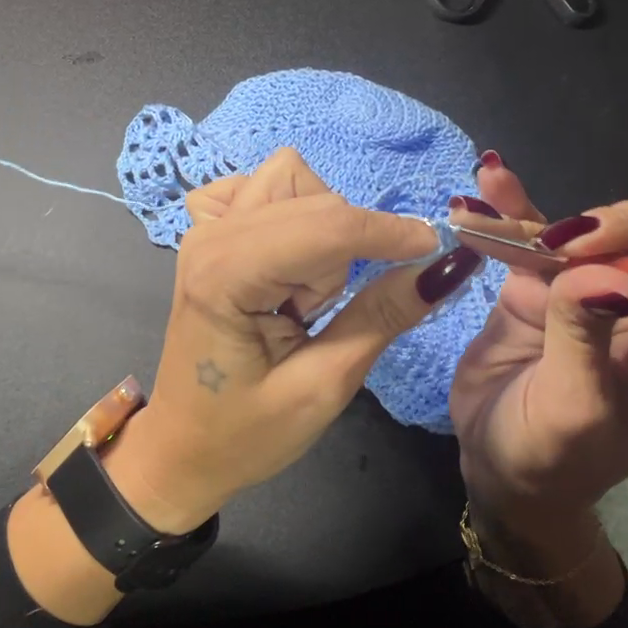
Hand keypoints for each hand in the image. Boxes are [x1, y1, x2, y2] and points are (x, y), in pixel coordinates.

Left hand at [108, 148, 483, 533]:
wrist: (182, 447)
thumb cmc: (245, 433)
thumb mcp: (323, 387)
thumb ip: (381, 317)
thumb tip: (445, 267)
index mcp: (225, 276)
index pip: (326, 226)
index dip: (388, 232)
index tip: (438, 247)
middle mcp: (210, 236)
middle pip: (314, 198)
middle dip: (346, 249)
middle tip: (325, 313)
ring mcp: (205, 227)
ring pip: (291, 180)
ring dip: (319, 228)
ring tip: (302, 295)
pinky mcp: (208, 230)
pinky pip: (262, 188)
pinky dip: (291, 213)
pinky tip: (285, 262)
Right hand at [447, 159, 627, 526]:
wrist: (490, 461)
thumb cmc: (551, 458)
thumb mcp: (574, 412)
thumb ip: (588, 338)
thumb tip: (609, 273)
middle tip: (578, 245)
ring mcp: (600, 287)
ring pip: (613, 226)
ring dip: (576, 218)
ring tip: (531, 237)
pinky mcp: (545, 277)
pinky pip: (537, 230)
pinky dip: (514, 203)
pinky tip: (491, 178)